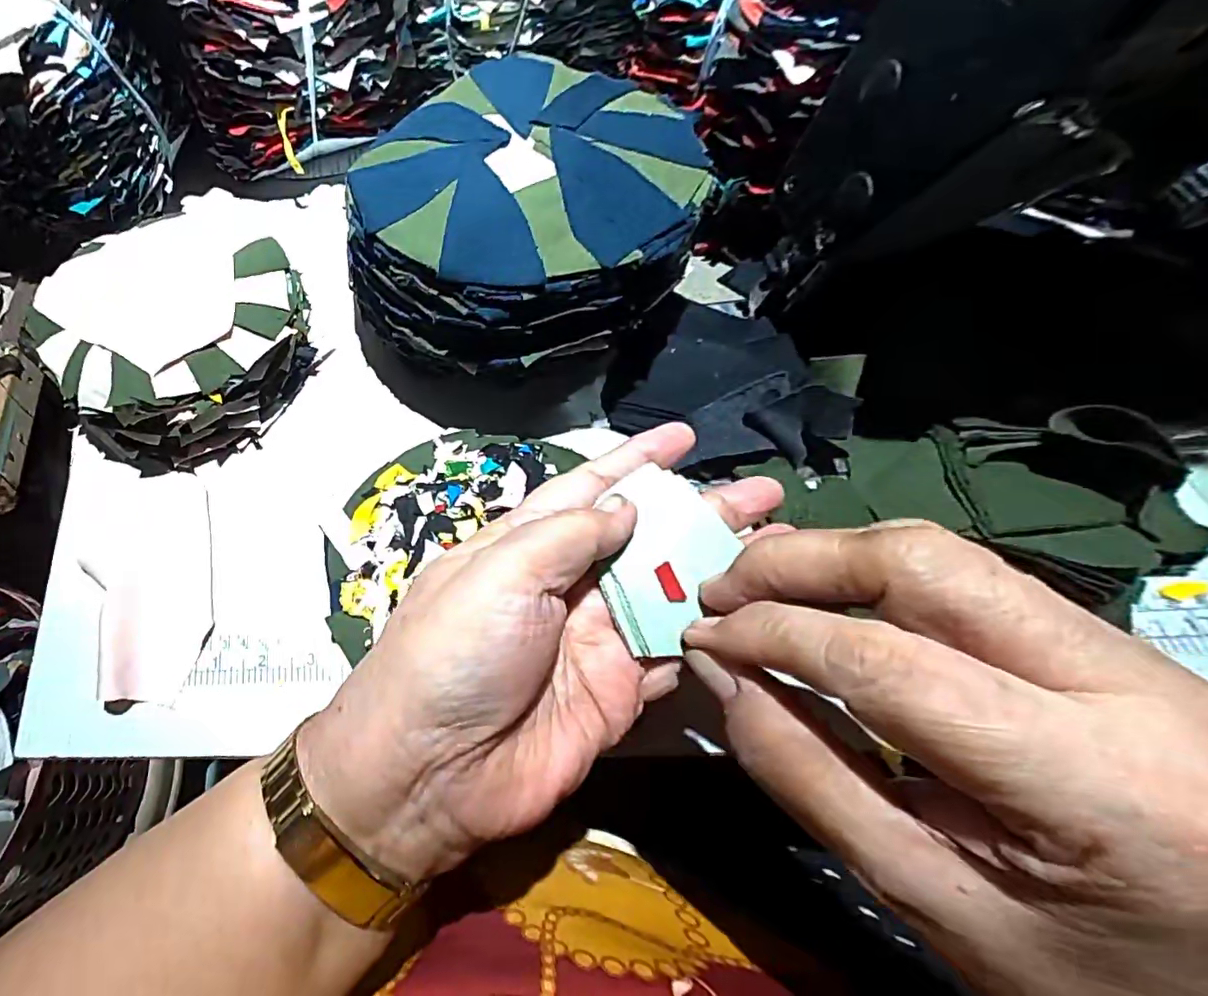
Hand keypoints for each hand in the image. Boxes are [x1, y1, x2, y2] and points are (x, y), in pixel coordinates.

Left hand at [297, 423, 783, 882]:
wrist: (432, 770)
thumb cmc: (453, 654)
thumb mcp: (498, 575)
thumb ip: (566, 535)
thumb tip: (625, 505)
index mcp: (526, 546)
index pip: (589, 490)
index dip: (635, 460)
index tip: (682, 438)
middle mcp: (564, 585)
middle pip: (643, 538)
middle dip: (697, 511)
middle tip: (761, 491)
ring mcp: (593, 639)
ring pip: (667, 591)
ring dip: (716, 568)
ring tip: (775, 543)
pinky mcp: (615, 691)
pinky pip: (670, 654)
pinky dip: (707, 633)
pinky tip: (748, 613)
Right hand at [684, 522, 1207, 995]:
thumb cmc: (1091, 992)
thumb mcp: (927, 904)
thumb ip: (807, 778)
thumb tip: (720, 676)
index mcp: (1115, 793)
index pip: (895, 666)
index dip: (777, 635)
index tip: (704, 634)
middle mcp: (1152, 695)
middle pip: (934, 564)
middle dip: (804, 560)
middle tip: (724, 584)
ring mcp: (1156, 661)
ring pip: (954, 558)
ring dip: (837, 560)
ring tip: (762, 584)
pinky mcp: (1135, 651)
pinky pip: (978, 588)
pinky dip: (882, 584)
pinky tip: (833, 600)